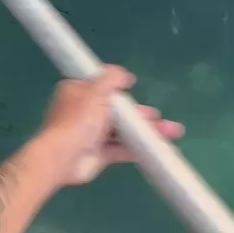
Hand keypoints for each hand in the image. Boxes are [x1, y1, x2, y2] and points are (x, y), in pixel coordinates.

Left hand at [36, 65, 183, 185]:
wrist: (63, 157)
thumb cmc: (78, 119)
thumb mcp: (95, 91)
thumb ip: (111, 79)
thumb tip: (125, 75)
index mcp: (77, 92)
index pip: (100, 85)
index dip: (118, 87)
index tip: (133, 86)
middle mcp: (84, 112)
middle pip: (116, 110)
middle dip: (139, 113)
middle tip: (158, 116)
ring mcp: (92, 135)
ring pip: (123, 130)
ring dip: (146, 130)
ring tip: (170, 131)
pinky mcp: (99, 154)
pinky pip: (123, 149)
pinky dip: (140, 148)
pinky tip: (160, 147)